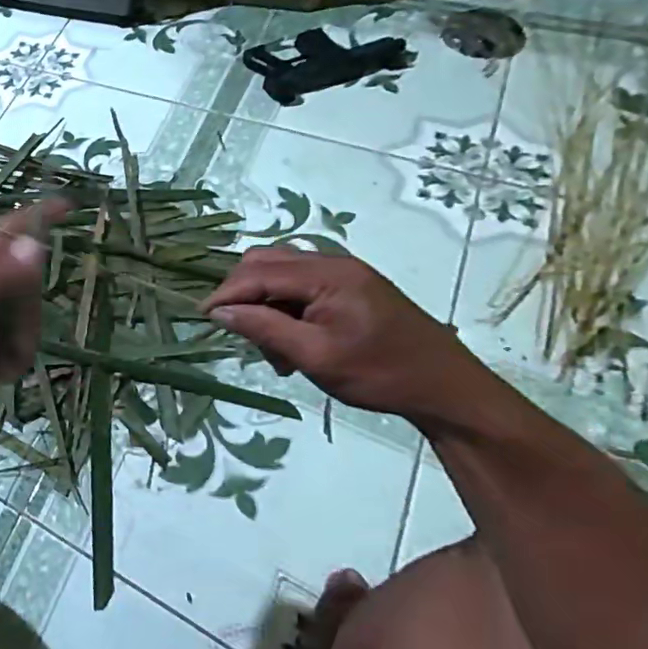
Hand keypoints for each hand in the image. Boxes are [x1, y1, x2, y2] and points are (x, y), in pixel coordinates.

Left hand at [0, 200, 69, 426]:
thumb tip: (33, 245)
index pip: (11, 228)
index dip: (39, 216)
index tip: (69, 207)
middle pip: (31, 282)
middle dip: (27, 317)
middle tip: (10, 339)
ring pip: (31, 316)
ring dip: (20, 344)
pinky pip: (24, 340)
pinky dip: (14, 359)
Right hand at [201, 247, 503, 430]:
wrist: (444, 386)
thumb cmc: (380, 373)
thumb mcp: (315, 355)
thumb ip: (264, 329)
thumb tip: (219, 312)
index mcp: (327, 274)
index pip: (259, 272)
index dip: (226, 293)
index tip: (203, 318)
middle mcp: (333, 262)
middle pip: (266, 263)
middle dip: (245, 297)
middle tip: (246, 338)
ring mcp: (343, 273)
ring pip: (280, 274)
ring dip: (264, 305)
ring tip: (275, 350)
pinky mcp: (349, 287)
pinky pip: (300, 286)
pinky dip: (285, 309)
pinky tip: (293, 342)